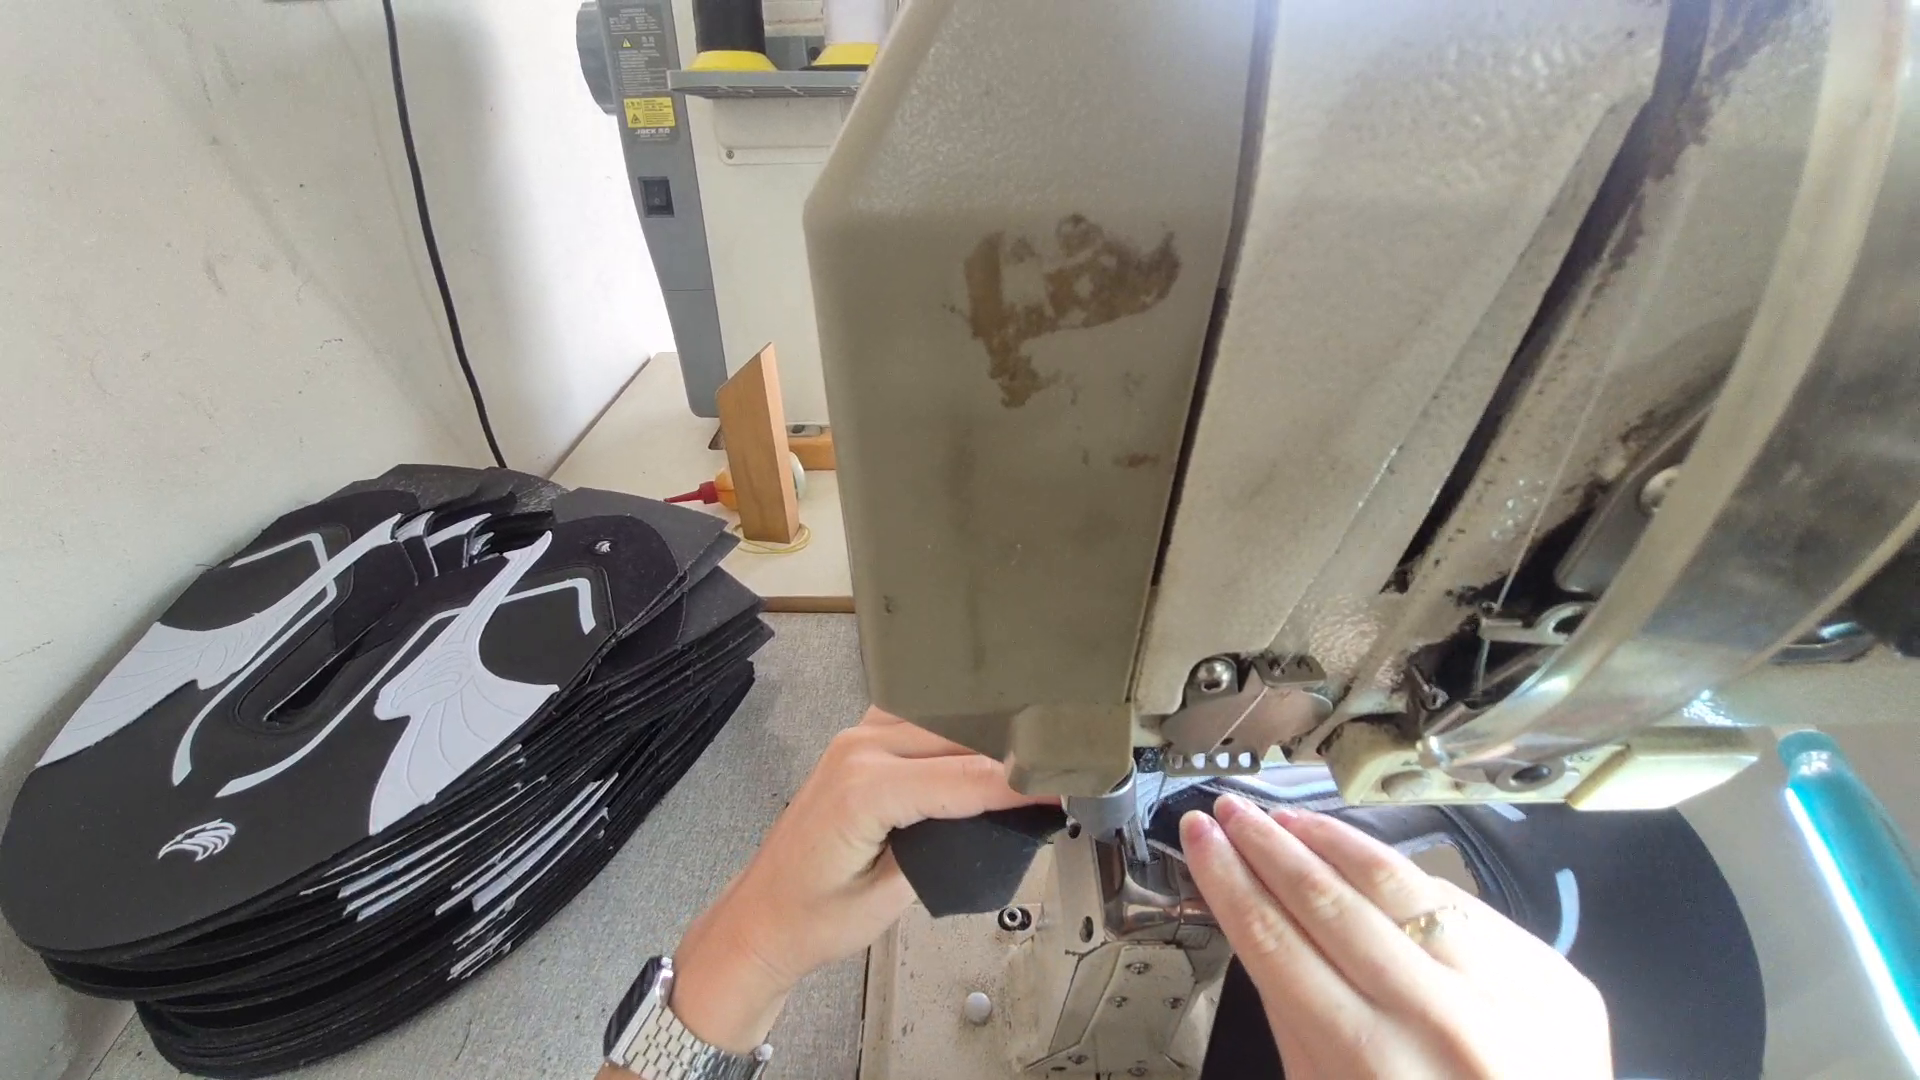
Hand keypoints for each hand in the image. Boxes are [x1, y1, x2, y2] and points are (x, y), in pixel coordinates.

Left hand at [665, 708, 1046, 1053]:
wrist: (760, 916)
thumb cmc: (814, 919)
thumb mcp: (889, 897)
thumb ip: (945, 847)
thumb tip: (1001, 816)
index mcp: (864, 789)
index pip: (963, 777)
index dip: (1018, 781)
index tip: (1065, 780)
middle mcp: (859, 748)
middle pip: (955, 735)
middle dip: (1008, 750)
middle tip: (1059, 766)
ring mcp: (855, 737)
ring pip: (938, 716)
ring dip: (981, 731)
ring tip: (1028, 752)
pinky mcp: (857, 740)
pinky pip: (915, 716)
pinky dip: (951, 726)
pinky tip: (978, 740)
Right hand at [1181, 795, 1611, 1079]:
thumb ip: (1287, 1003)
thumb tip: (1250, 905)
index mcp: (1371, 1065)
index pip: (1273, 938)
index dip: (1225, 876)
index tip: (1197, 833)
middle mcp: (1443, 1023)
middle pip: (1328, 899)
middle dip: (1265, 843)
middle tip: (1229, 809)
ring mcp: (1513, 996)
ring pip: (1396, 881)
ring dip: (1328, 839)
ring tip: (1286, 818)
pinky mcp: (1557, 978)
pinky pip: (1457, 905)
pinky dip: (1400, 880)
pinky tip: (1361, 862)